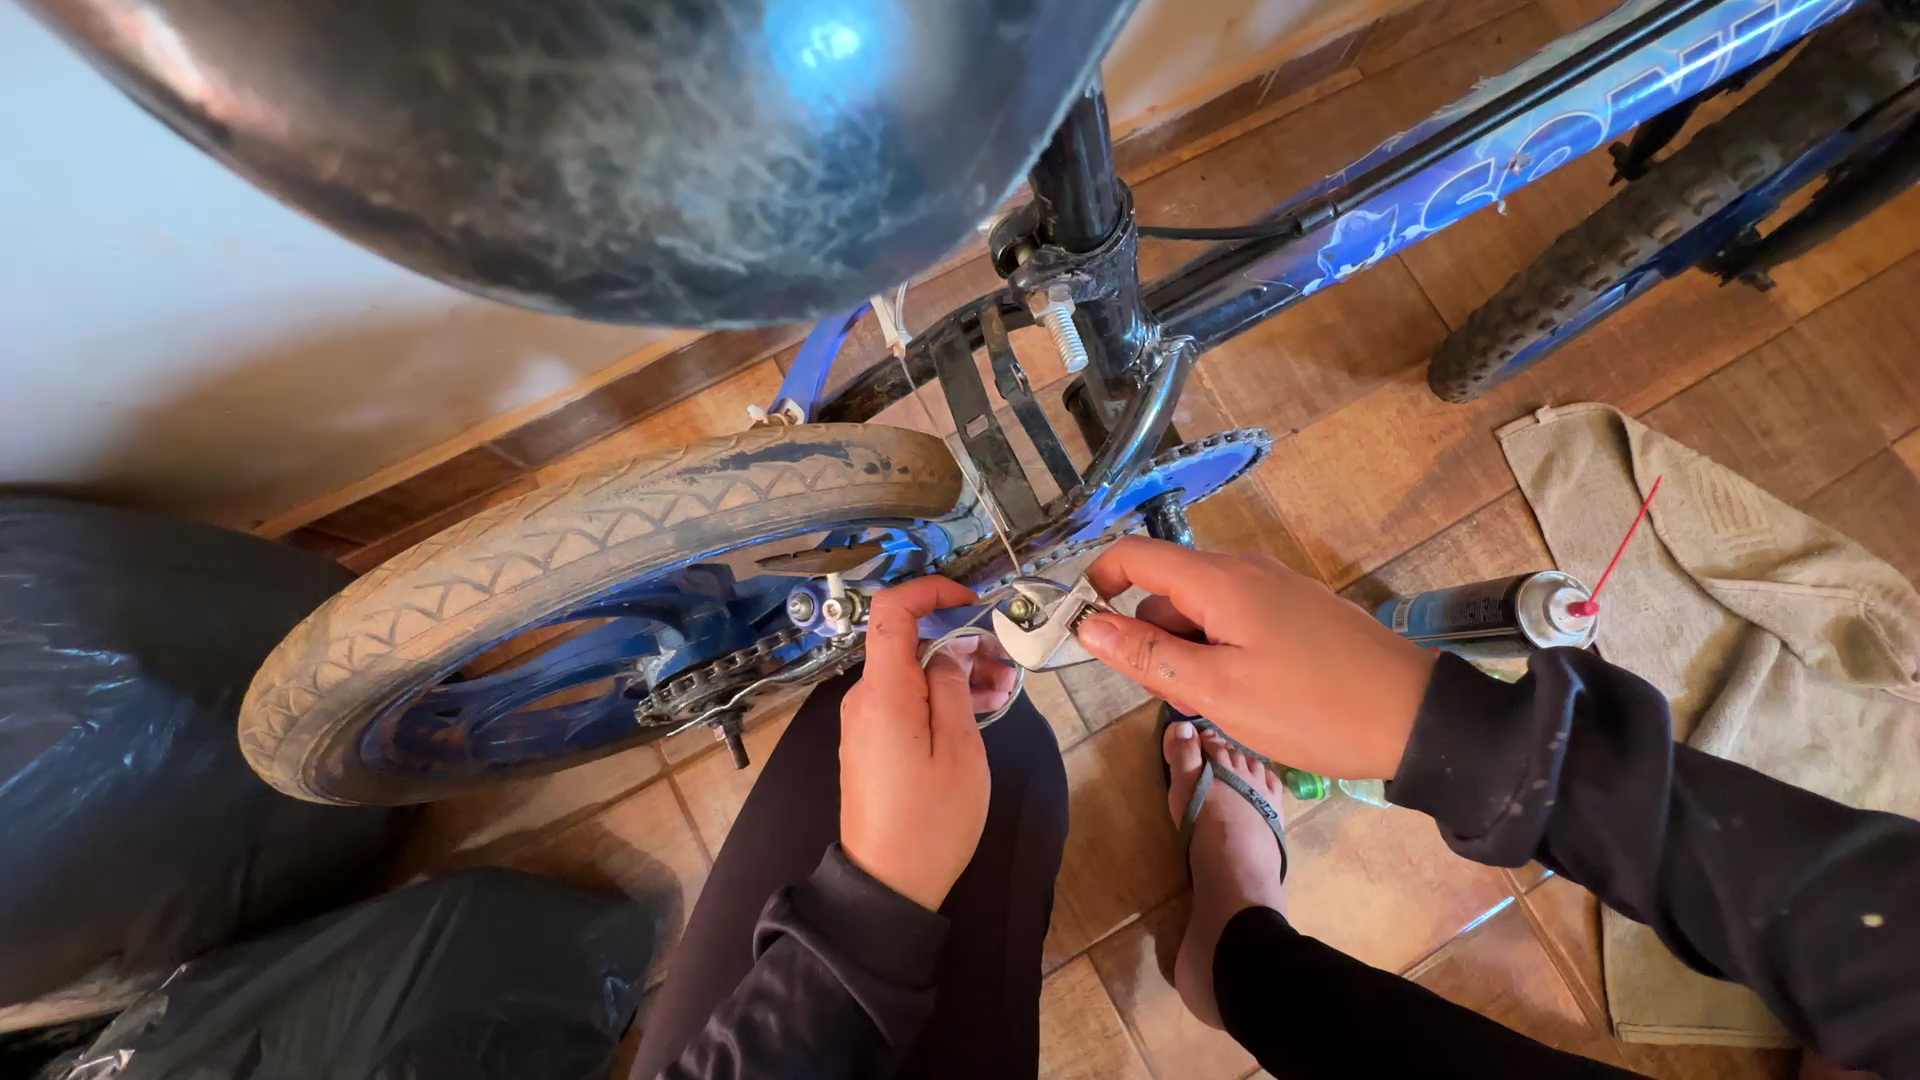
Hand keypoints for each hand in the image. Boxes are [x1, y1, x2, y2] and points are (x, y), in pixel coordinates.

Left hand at [839, 576, 993, 910]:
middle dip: (960, 641)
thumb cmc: (930, 819)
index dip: (930, 591)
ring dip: (956, 672)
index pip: (892, 610)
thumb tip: (947, 651)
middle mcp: (866, 697)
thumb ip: (951, 687)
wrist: (885, 886)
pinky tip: (980, 708)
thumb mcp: (959, 750)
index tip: (971, 603)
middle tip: (1007, 661)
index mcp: (884, 691)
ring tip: (1004, 689)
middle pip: (910, 643)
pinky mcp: (873, 741)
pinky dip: (941, 697)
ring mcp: (866, 720)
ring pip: (913, 674)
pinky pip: (907, 701)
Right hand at [1074, 537, 1436, 779]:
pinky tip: (1248, 691)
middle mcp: (1243, 570)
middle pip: (1166, 588)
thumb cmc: (1310, 707)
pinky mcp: (1296, 610)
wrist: (1421, 721)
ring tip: (1219, 702)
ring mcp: (1274, 588)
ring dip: (1188, 649)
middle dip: (1151, 636)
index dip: (1097, 583)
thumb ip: (1145, 654)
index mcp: (1218, 580)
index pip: (1134, 555)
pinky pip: (1234, 618)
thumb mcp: (1216, 690)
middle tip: (1176, 694)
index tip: (1084, 629)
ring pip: (1200, 608)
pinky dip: (1220, 648)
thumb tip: (1085, 623)